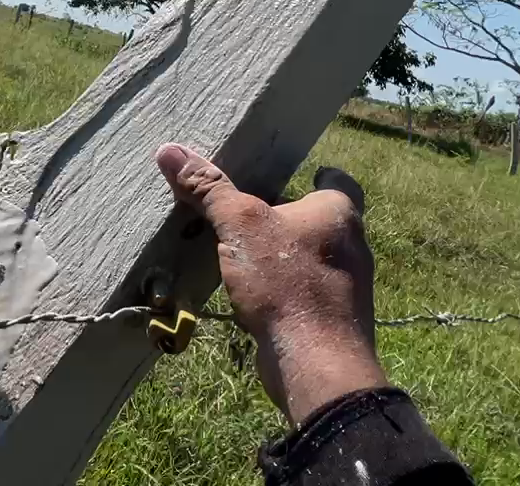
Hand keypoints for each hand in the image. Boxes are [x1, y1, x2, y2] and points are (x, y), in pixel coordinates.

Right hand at [156, 143, 387, 423]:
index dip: (317, 175)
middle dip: (284, 211)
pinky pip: (301, 286)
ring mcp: (343, 286)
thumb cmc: (286, 282)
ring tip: (237, 244)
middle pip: (317, 217)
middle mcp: (350, 247)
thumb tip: (169, 151)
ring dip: (278, 249)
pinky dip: (278, 281)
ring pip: (307, 254)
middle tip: (246, 204)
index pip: (338, 182)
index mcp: (338, 215)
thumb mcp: (238, 224)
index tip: (290, 173)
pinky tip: (247, 285)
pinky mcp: (329, 317)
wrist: (317, 369)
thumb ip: (207, 188)